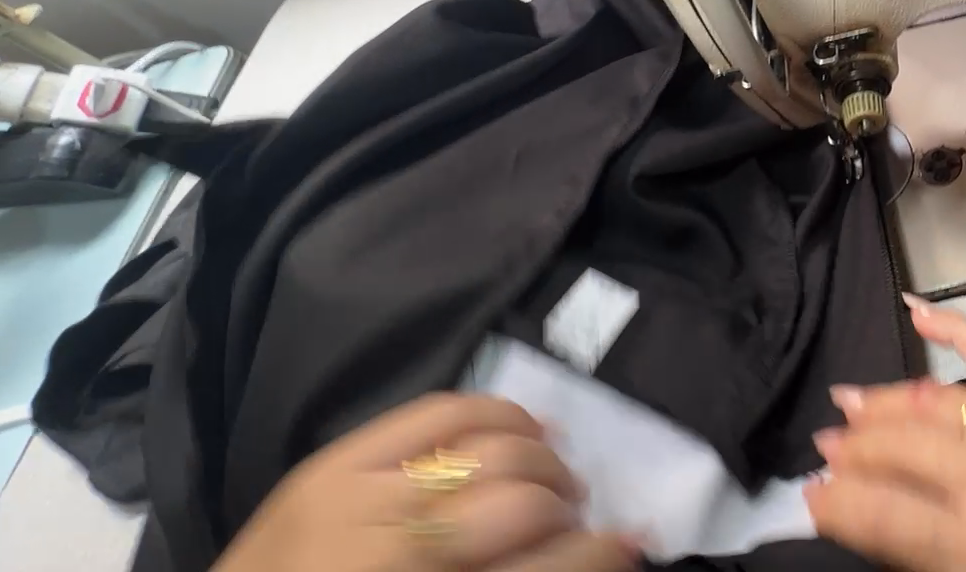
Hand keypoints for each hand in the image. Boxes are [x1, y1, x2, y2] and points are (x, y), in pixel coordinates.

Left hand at [213, 393, 638, 571]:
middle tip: (575, 514)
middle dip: (566, 502)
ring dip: (542, 456)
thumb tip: (621, 548)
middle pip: (516, 503)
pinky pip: (440, 409)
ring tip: (551, 473)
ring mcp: (351, 500)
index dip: (595, 554)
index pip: (535, 568)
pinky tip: (521, 428)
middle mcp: (381, 557)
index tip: (632, 545)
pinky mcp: (332, 464)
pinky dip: (495, 412)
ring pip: (488, 445)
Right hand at [806, 296, 965, 571]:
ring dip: (884, 402)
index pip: (881, 512)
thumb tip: (851, 501)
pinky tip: (918, 312)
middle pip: (903, 448)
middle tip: (823, 445)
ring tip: (849, 403)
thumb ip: (913, 548)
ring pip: (933, 400)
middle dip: (854, 448)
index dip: (836, 501)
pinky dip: (955, 325)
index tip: (810, 493)